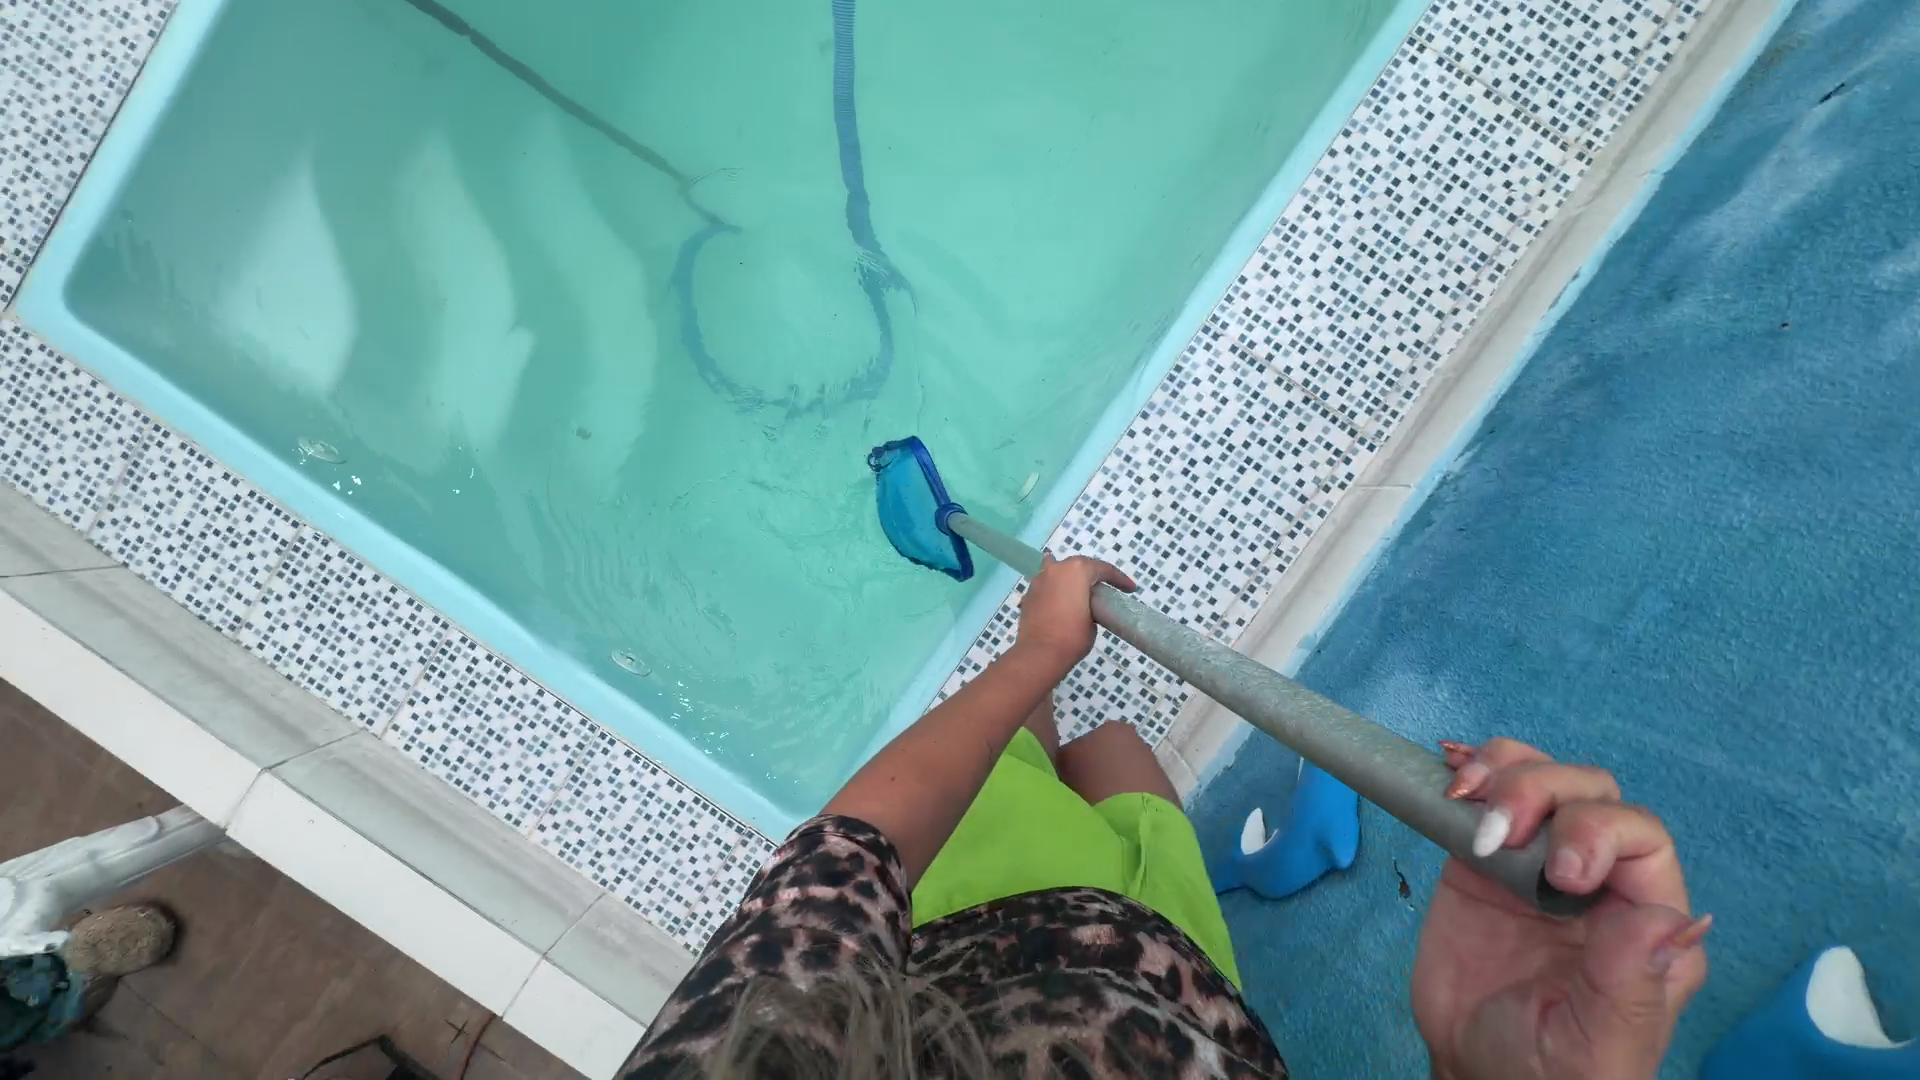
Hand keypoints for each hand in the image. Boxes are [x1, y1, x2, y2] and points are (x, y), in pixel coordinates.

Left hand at [1012, 554, 1135, 676]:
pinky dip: (1056, 591)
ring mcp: (1039, 580)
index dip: (1119, 579)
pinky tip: (1061, 601)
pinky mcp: (1029, 594)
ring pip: (1059, 573)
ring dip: (1070, 580)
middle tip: (1106, 588)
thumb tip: (1084, 606)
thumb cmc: (1073, 636)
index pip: (1103, 569)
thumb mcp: (1094, 620)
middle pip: (1078, 567)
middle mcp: (1056, 569)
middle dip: (1093, 575)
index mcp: (1076, 570)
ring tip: (1080, 591)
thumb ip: (1091, 605)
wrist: (1040, 653)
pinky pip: (1047, 587)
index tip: (1130, 589)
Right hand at [1412, 738, 1708, 1079]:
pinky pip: (1486, 790)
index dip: (1598, 833)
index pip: (1642, 839)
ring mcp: (1533, 861)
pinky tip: (1448, 775)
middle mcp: (1596, 882)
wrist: (1467, 1064)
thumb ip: (1628, 985)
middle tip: (1491, 834)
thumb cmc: (1541, 1071)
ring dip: (1502, 770)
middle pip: (1589, 792)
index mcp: (1643, 926)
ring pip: (1541, 775)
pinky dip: (1469, 768)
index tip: (1552, 873)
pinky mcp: (1480, 853)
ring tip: (1460, 795)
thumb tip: (1671, 912)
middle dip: (1538, 792)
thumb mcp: (1592, 1047)